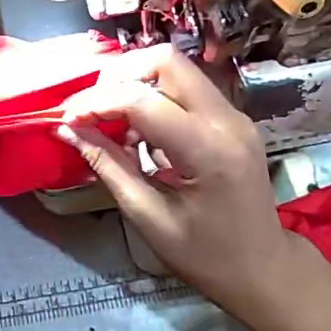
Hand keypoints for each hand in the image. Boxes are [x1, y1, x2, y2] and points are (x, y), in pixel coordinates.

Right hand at [58, 46, 304, 311]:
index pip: (143, 101)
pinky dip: (153, 97)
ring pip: (175, 69)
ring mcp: (234, 115)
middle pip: (165, 61)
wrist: (263, 269)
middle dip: (119, 77)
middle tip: (92, 109)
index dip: (98, 102)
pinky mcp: (232, 118)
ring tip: (112, 124)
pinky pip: (185, 88)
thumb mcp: (148, 216)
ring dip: (135, 84)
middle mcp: (227, 120)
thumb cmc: (205, 255)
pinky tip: (138, 132)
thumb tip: (68, 130)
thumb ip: (108, 166)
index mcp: (209, 151)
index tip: (69, 119)